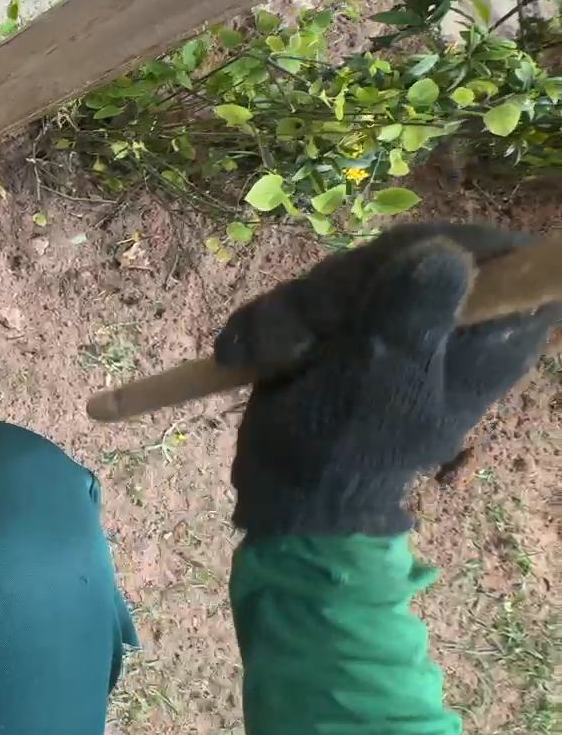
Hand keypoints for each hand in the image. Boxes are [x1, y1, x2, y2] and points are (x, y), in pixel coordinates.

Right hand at [215, 223, 557, 535]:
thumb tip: (440, 252)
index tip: (383, 273)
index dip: (434, 248)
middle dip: (329, 294)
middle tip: (307, 339)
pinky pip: (281, 302)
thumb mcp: (385, 382)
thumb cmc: (349, 446)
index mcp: (484, 331)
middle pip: (387, 256)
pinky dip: (254, 329)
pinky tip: (243, 360)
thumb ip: (412, 317)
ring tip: (266, 361)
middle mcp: (432, 319)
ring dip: (280, 318)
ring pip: (324, 279)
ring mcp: (370, 324)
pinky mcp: (316, 333)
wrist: (287, 485)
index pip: (491, 252)